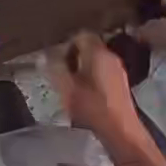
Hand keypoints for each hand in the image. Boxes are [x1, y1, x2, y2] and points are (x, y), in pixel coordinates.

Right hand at [52, 33, 150, 153]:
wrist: (121, 130)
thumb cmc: (92, 108)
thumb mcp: (67, 88)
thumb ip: (55, 68)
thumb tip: (44, 55)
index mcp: (98, 52)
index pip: (81, 34)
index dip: (66, 43)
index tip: (55, 56)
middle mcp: (111, 56)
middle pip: (90, 46)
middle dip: (73, 55)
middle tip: (60, 70)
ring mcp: (118, 69)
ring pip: (97, 59)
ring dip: (82, 67)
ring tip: (70, 83)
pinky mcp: (122, 82)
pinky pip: (104, 70)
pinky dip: (92, 76)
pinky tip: (85, 92)